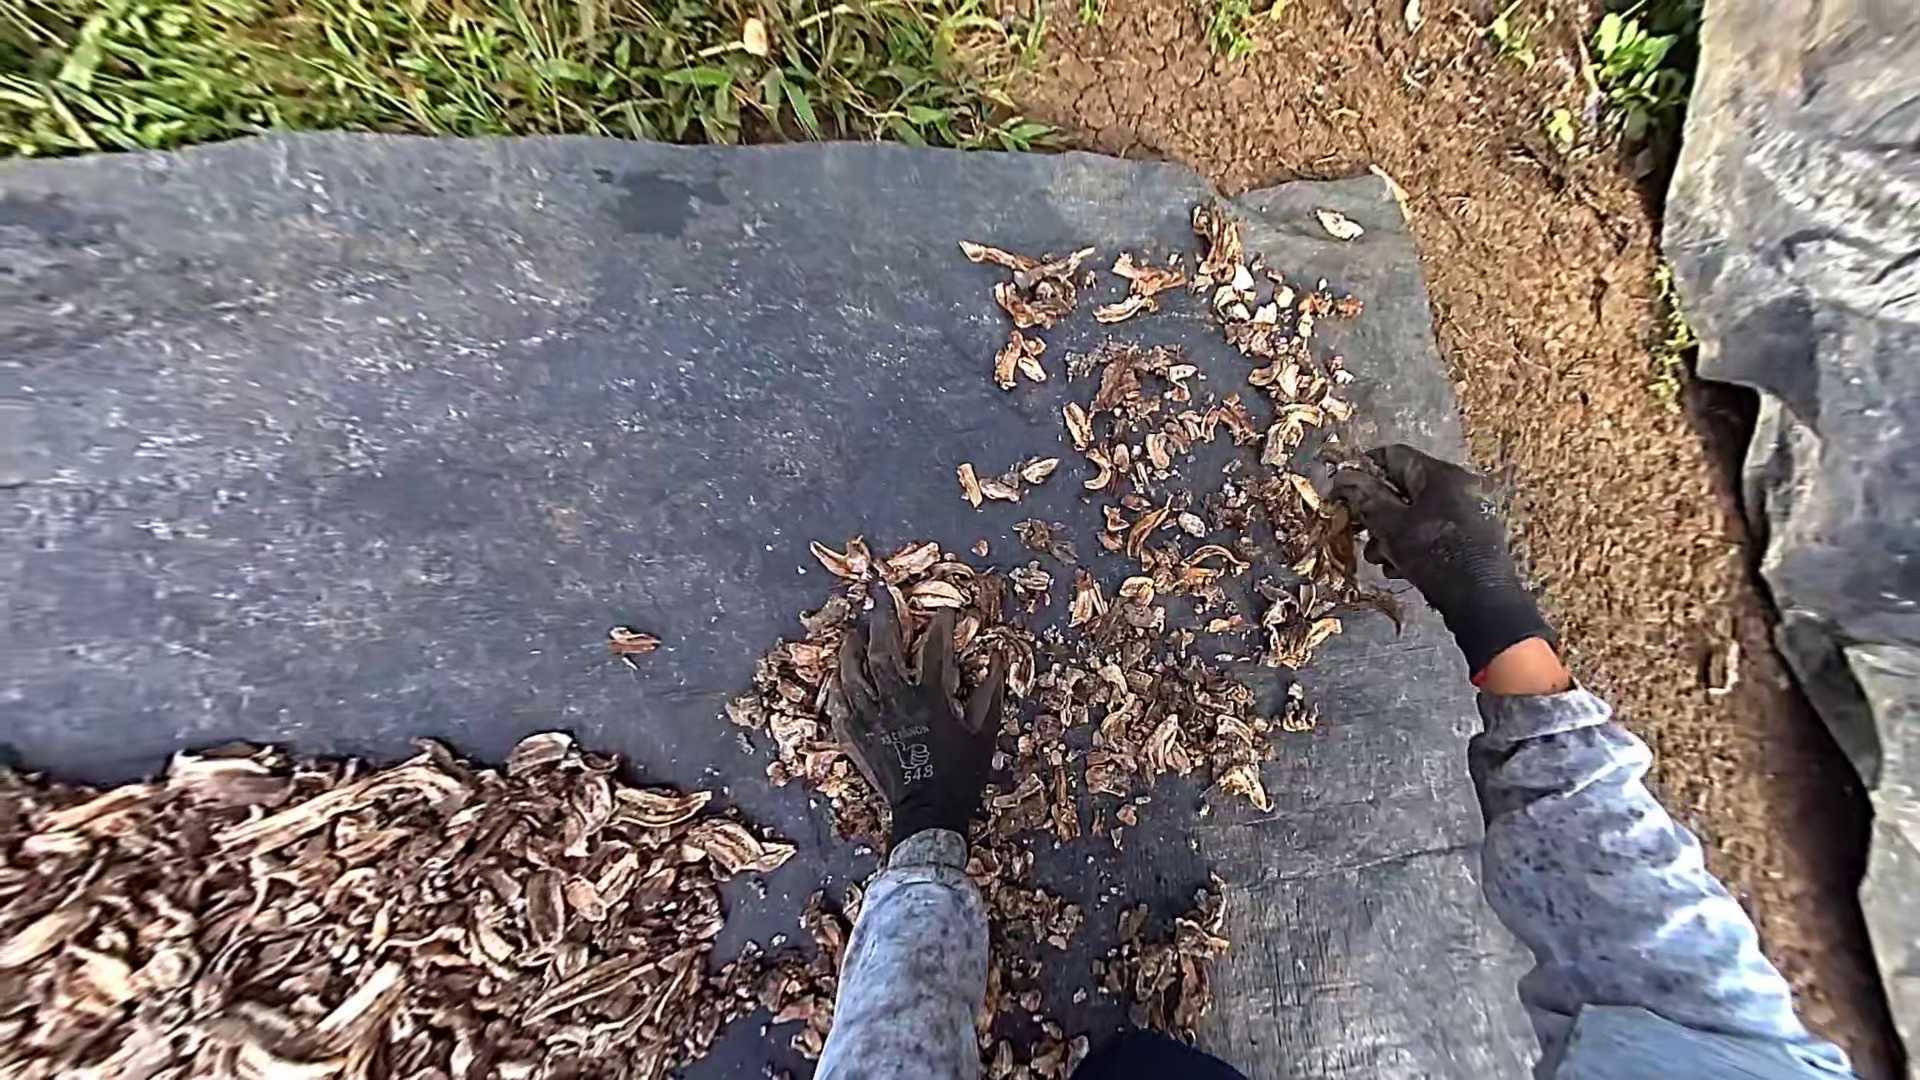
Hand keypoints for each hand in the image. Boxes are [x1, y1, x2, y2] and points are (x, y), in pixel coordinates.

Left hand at [836, 588, 1006, 847]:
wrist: (928, 813)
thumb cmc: (960, 772)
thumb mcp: (984, 731)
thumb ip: (990, 692)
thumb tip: (998, 658)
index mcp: (930, 695)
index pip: (934, 648)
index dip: (940, 625)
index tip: (942, 610)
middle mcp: (895, 699)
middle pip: (883, 650)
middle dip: (884, 621)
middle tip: (881, 600)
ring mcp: (871, 717)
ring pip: (853, 673)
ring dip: (852, 649)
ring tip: (852, 632)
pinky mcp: (856, 736)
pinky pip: (841, 703)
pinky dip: (840, 686)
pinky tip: (840, 676)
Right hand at [1328, 444, 1553, 677]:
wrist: (1480, 600)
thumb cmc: (1434, 554)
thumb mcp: (1390, 524)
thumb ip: (1364, 497)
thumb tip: (1341, 476)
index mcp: (1441, 476)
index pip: (1393, 455)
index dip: (1361, 469)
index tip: (1340, 489)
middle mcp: (1458, 488)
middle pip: (1400, 487)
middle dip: (1373, 509)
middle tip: (1356, 528)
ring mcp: (1465, 514)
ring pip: (1411, 513)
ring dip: (1386, 532)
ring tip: (1378, 555)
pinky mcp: (1467, 538)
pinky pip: (1427, 531)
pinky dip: (1407, 544)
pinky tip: (1397, 566)